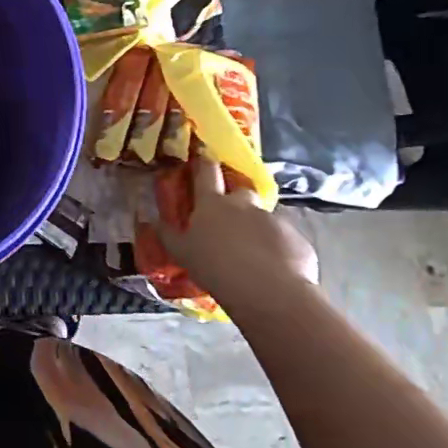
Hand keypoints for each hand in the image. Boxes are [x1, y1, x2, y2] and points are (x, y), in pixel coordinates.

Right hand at [158, 157, 318, 292]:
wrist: (267, 289)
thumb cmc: (214, 268)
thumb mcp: (182, 254)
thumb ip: (169, 235)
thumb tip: (151, 220)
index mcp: (212, 204)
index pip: (207, 173)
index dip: (204, 164)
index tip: (203, 157)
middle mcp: (244, 205)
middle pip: (241, 190)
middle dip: (236, 198)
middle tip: (230, 218)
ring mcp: (273, 219)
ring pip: (263, 218)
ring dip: (257, 228)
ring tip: (253, 253)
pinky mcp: (296, 237)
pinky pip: (283, 239)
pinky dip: (277, 248)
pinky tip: (273, 268)